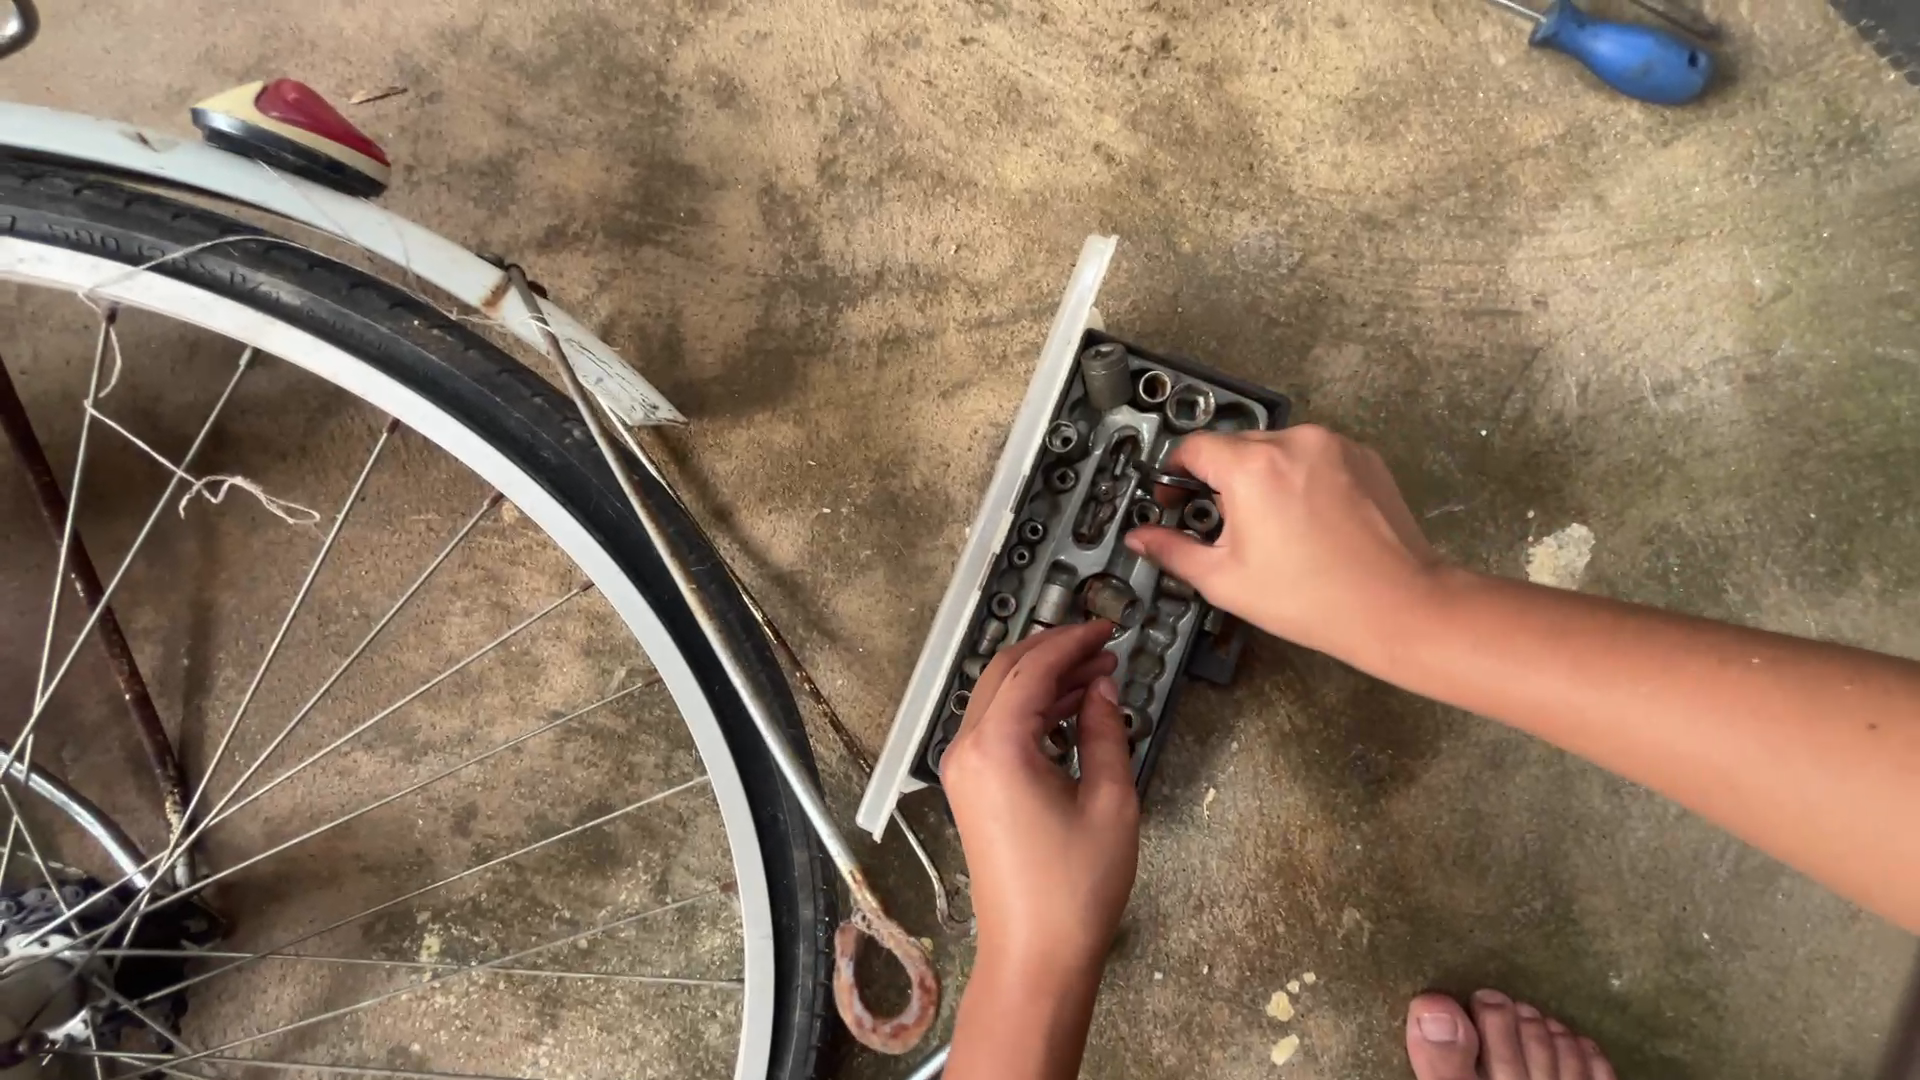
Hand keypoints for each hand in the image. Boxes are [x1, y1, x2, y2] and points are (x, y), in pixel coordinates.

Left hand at [942, 621, 1138, 979]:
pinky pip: (997, 726)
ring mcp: (962, 767)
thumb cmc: (1075, 888)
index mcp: (997, 747)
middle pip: (1006, 671)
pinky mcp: (970, 784)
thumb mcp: (1110, 801)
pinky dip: (1031, 710)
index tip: (1107, 629)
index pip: (1032, 668)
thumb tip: (1102, 685)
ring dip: (1045, 680)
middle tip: (1103, 649)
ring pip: (999, 696)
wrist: (1034, 957)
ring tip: (1097, 676)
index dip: (1072, 641)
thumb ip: (1105, 729)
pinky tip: (1070, 709)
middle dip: (1055, 652)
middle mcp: (967, 748)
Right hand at [1124, 425, 1441, 664]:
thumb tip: (1141, 538)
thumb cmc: (1313, 597)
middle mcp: (1293, 443)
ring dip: (1259, 476)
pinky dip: (1297, 476)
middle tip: (1221, 521)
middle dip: (1218, 478)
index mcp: (1252, 468)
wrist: (1396, 605)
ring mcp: (1332, 446)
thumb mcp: (1223, 580)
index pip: (1193, 447)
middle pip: (1233, 446)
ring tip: (1268, 523)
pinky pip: (1311, 454)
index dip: (1174, 473)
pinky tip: (1302, 518)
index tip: (1174, 496)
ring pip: (1273, 449)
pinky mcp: (1361, 456)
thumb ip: (1172, 550)